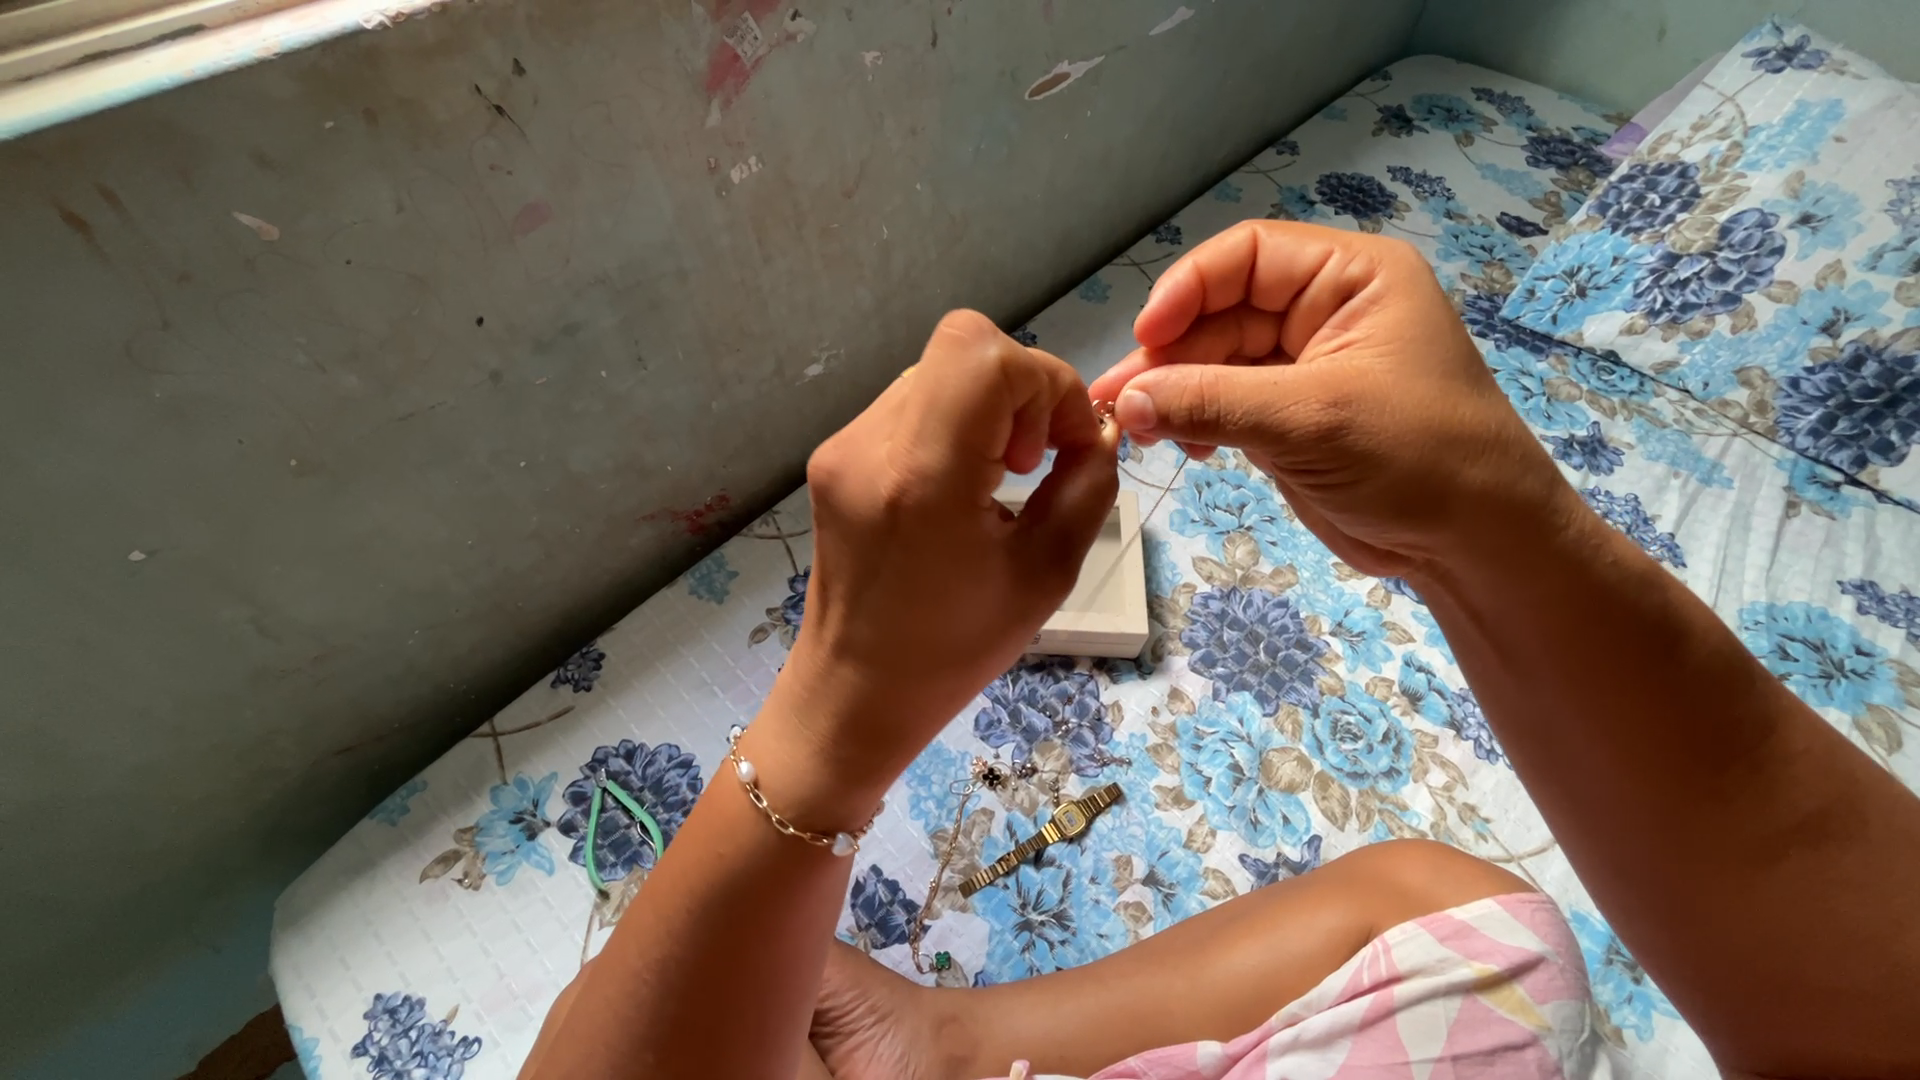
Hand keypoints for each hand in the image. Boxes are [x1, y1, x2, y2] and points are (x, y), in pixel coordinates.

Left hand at [774, 311, 1119, 793]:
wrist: (855, 689)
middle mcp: (872, 443)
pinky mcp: (834, 454)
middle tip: (1031, 461)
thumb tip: (1100, 434)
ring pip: (937, 370)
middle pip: (964, 346)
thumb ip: (1086, 488)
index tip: (1068, 446)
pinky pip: (910, 402)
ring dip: (987, 405)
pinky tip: (958, 484)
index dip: (1050, 386)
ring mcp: (844, 444)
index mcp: (924, 477)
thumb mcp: (1044, 575)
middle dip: (1023, 389)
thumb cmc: (953, 650)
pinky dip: (953, 422)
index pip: (990, 359)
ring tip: (996, 478)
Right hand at [1087, 221, 1571, 579]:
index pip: (1246, 256)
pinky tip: (1187, 451)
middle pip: (1219, 315)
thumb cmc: (1414, 457)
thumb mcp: (1308, 419)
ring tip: (1142, 433)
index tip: (1144, 338)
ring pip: (1213, 364)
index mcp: (1347, 279)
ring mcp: (1301, 369)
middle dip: (1168, 359)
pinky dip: (1196, 424)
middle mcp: (1321, 313)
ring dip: (1174, 395)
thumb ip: (1210, 403)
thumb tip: (1125, 401)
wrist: (1472, 543)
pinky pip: (1223, 405)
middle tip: (1119, 405)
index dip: (1186, 289)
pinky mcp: (1286, 418)